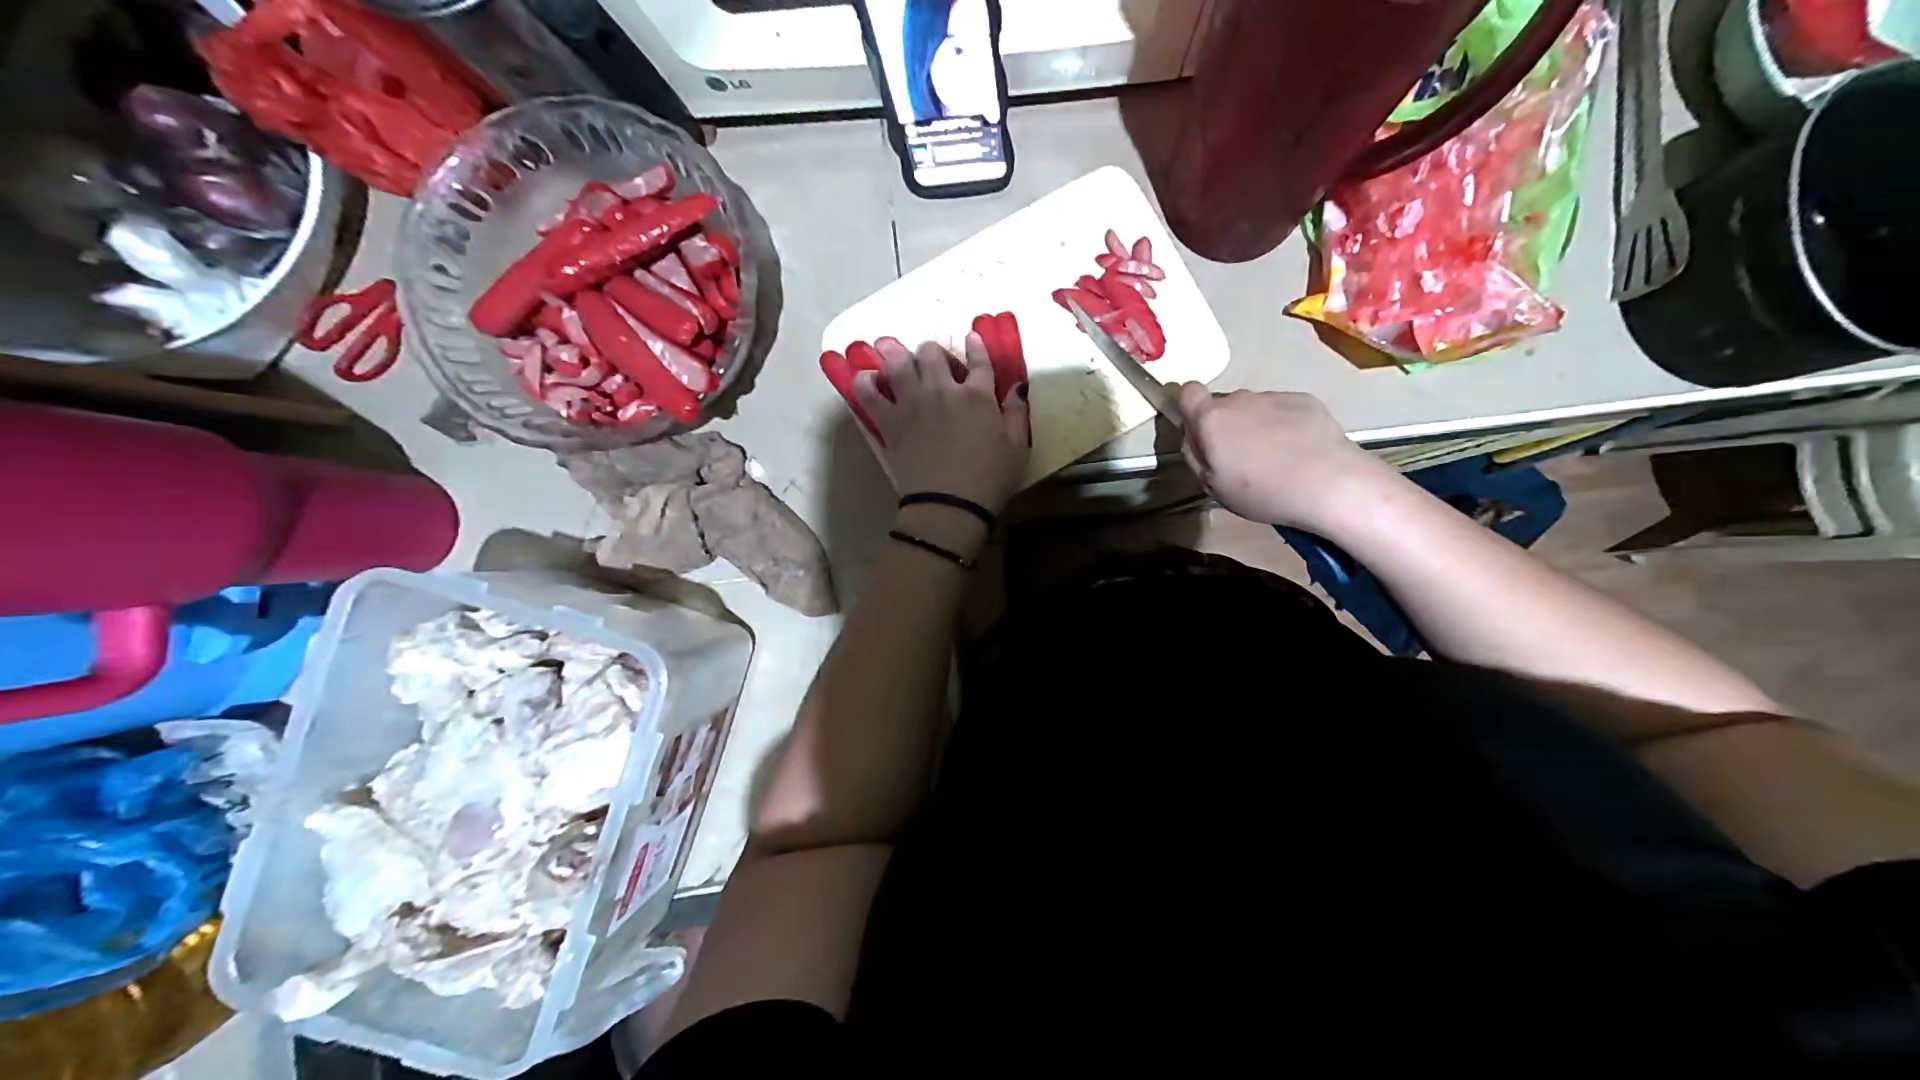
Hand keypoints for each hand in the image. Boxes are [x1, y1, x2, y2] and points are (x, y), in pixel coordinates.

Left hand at [856, 333, 1030, 513]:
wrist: (949, 505)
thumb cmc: (990, 479)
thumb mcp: (1018, 447)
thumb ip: (1017, 413)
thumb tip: (1017, 387)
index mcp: (977, 395)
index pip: (978, 360)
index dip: (975, 346)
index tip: (971, 337)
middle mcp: (942, 390)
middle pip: (932, 353)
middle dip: (932, 351)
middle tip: (930, 359)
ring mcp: (911, 404)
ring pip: (898, 364)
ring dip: (893, 353)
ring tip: (887, 348)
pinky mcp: (889, 423)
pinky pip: (868, 394)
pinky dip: (864, 383)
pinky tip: (865, 379)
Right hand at [1178, 384, 1396, 532]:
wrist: (1329, 483)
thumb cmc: (1261, 490)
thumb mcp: (1213, 486)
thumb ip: (1196, 456)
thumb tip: (1195, 437)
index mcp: (1211, 418)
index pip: (1188, 392)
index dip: (1191, 410)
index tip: (1201, 433)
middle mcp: (1240, 399)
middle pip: (1224, 405)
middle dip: (1227, 426)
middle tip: (1241, 459)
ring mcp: (1275, 397)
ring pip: (1255, 408)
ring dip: (1257, 426)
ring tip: (1276, 459)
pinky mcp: (1306, 400)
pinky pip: (1284, 410)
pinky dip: (1286, 425)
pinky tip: (1299, 451)